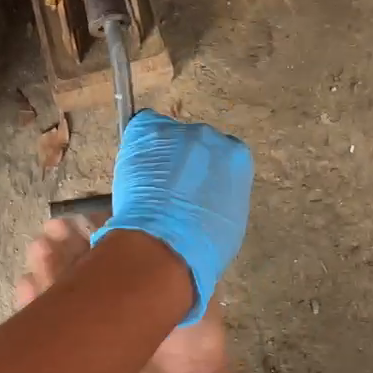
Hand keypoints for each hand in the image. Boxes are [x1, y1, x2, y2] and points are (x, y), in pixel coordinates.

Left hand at [93, 110, 252, 324]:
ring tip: (149, 186)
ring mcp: (177, 129)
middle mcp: (209, 135)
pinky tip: (136, 168)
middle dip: (186, 162)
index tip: (199, 188)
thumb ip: (223, 196)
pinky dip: (138, 144)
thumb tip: (209, 195)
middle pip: (197, 143)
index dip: (209, 172)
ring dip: (161, 155)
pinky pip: (143, 128)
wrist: (165, 242)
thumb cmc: (204, 245)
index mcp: (237, 157)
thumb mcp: (230, 221)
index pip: (225, 155)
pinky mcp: (146, 129)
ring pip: (168, 137)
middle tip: (173, 189)